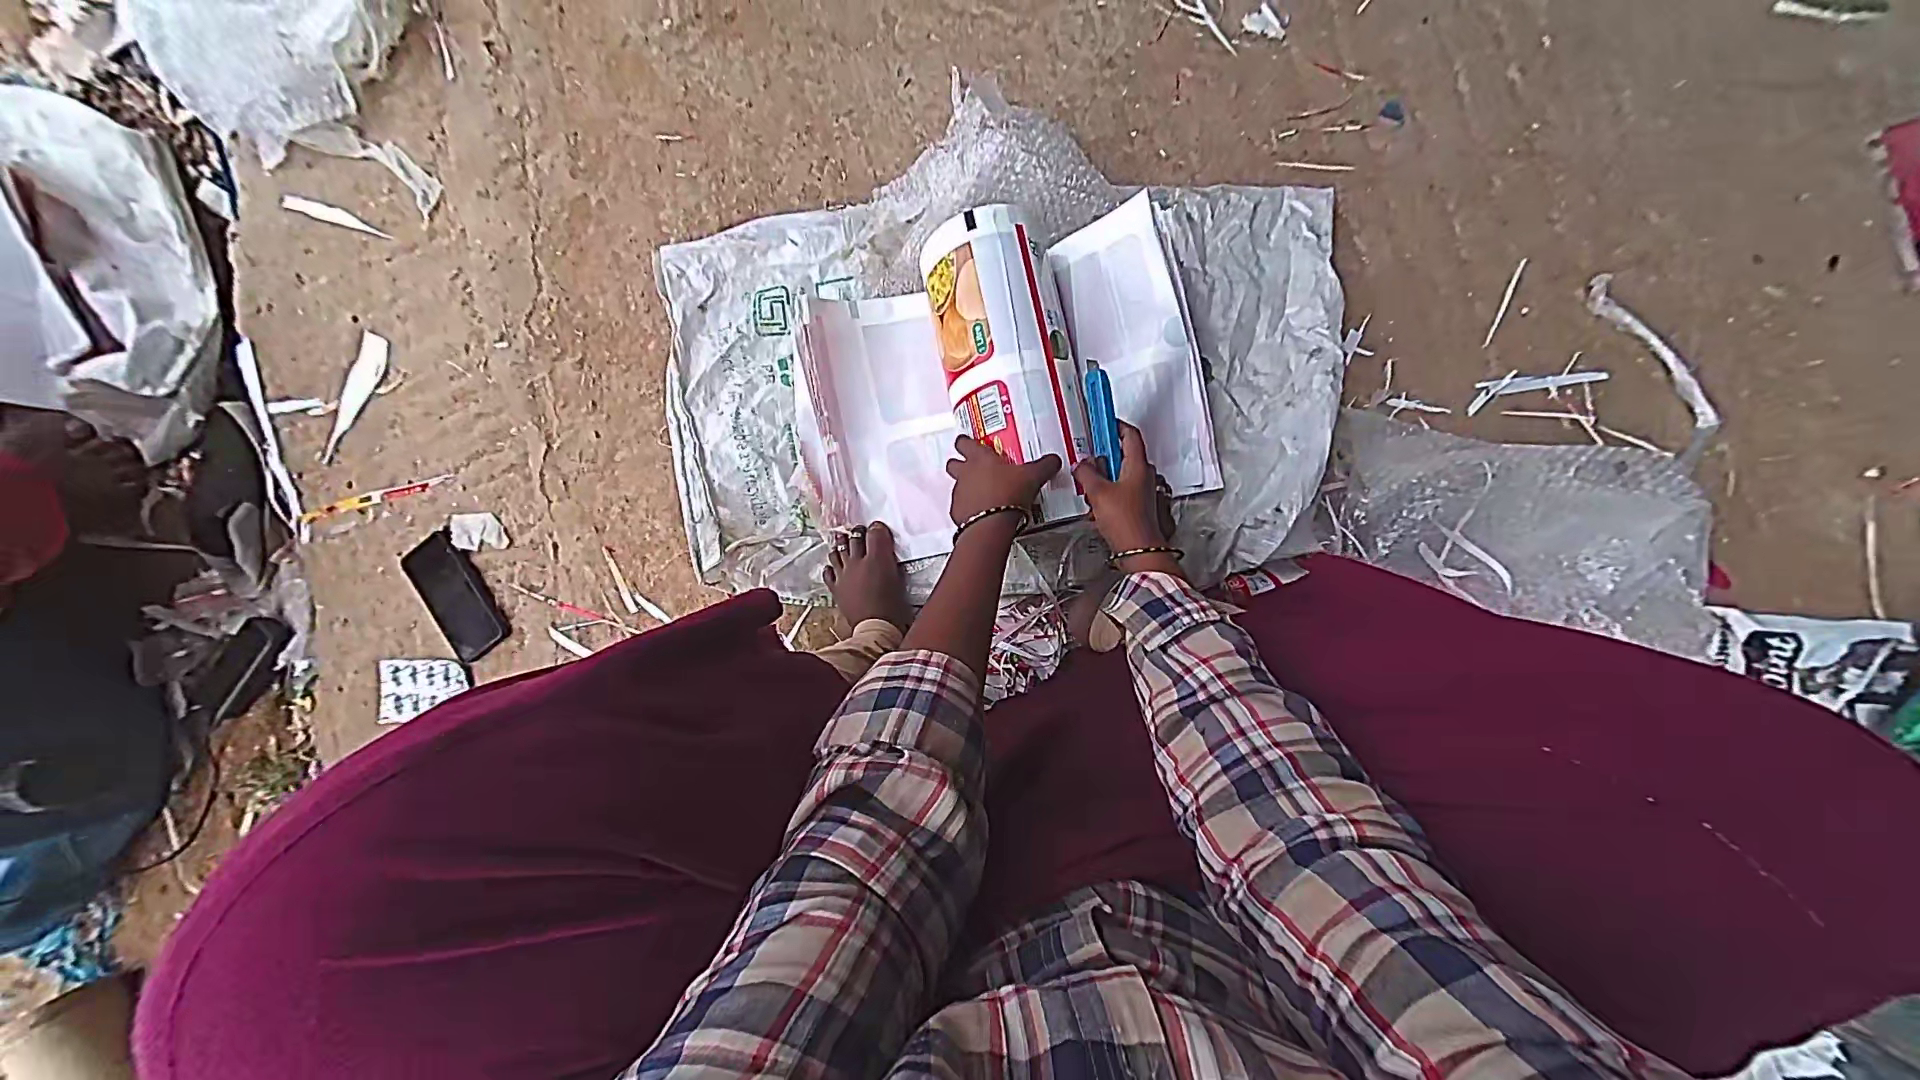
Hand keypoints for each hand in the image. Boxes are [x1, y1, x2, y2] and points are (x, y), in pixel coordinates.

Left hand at [945, 436, 1059, 527]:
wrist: (992, 524)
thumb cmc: (1007, 495)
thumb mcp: (1032, 476)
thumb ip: (1044, 466)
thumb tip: (1052, 461)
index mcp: (980, 458)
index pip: (965, 442)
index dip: (965, 441)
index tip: (967, 441)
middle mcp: (965, 474)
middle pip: (953, 463)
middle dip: (959, 463)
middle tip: (971, 466)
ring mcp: (959, 493)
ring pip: (957, 486)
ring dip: (967, 488)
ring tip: (983, 493)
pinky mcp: (958, 513)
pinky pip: (961, 508)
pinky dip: (969, 509)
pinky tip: (982, 512)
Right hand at [1072, 423, 1170, 552]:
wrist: (1138, 551)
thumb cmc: (1128, 523)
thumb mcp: (1098, 492)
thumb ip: (1086, 474)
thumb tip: (1081, 465)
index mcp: (1138, 466)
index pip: (1130, 435)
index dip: (1115, 425)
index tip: (1103, 419)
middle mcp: (1143, 476)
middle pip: (1122, 454)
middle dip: (1102, 456)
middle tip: (1089, 458)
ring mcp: (1140, 491)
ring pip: (1117, 474)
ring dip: (1101, 478)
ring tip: (1090, 488)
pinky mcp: (1135, 505)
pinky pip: (1117, 491)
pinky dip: (1104, 493)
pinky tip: (1095, 504)